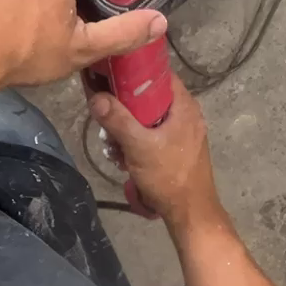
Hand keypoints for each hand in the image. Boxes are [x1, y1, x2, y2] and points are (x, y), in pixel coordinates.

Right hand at [88, 77, 221, 229]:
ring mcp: (181, 131)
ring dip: (125, 129)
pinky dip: (134, 141)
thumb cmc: (169, 176)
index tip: (108, 77)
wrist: (190, 214)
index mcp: (183, 105)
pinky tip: (122, 157)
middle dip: (123, 108)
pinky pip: (150, 133)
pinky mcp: (175, 147)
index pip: (157, 73)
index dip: (132, 72)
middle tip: (106, 120)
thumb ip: (117, 120)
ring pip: (146, 117)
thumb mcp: (139, 146)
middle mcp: (185, 113)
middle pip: (147, 96)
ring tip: (113, 146)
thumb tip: (95, 96)